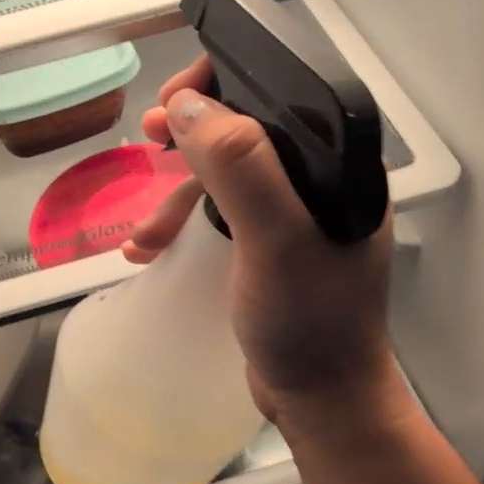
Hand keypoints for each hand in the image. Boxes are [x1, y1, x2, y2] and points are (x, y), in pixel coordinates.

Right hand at [128, 55, 404, 431]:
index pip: (283, 93)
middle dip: (193, 140)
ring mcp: (295, 221)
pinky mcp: (271, 254)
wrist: (322, 400)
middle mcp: (320, 185)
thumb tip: (190, 107)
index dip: (226, 83)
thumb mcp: (275, 239)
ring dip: (178, 198)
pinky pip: (223, 222)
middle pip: (247, 134)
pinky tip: (152, 251)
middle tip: (150, 138)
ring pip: (228, 181)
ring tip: (144, 236)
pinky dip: (186, 229)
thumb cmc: (309, 322)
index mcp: (338, 166)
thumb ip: (240, 167)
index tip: (176, 100)